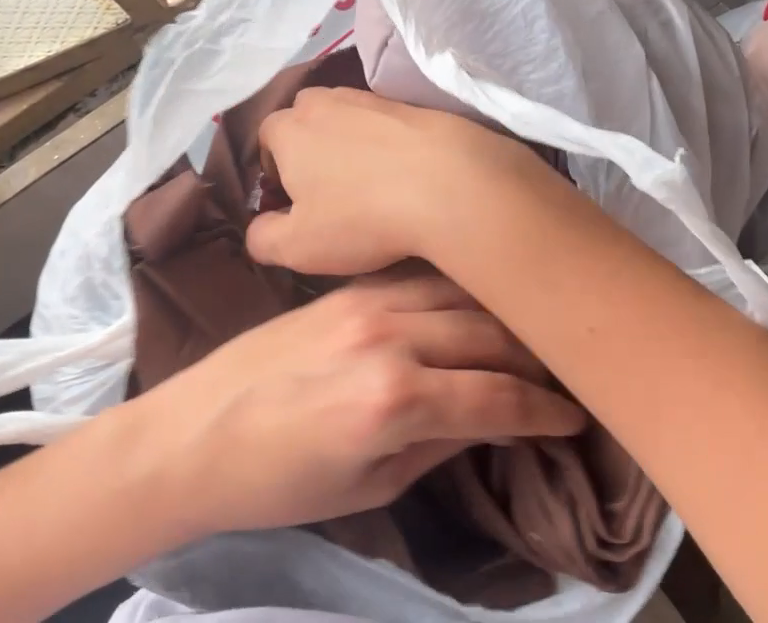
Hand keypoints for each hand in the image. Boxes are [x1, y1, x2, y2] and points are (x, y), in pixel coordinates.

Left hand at [136, 275, 584, 539]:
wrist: (190, 436)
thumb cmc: (276, 484)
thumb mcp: (366, 488)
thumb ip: (438, 447)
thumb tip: (495, 423)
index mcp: (394, 400)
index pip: (497, 398)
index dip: (546, 411)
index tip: (576, 417)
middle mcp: (389, 337)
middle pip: (490, 336)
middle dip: (536, 359)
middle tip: (564, 376)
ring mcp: (367, 302)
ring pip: (463, 296)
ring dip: (503, 317)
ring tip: (530, 338)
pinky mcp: (348, 288)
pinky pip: (423, 279)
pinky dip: (460, 291)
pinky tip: (477, 304)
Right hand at [247, 87, 584, 275]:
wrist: (451, 184)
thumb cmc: (362, 217)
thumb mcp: (297, 248)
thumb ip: (263, 238)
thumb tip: (260, 227)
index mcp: (289, 128)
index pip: (266, 138)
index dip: (275, 171)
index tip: (294, 203)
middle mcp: (326, 101)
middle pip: (306, 119)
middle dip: (310, 148)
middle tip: (329, 191)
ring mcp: (373, 98)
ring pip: (347, 118)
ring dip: (350, 144)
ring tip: (369, 183)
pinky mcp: (414, 105)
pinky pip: (387, 124)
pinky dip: (387, 143)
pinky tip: (403, 174)